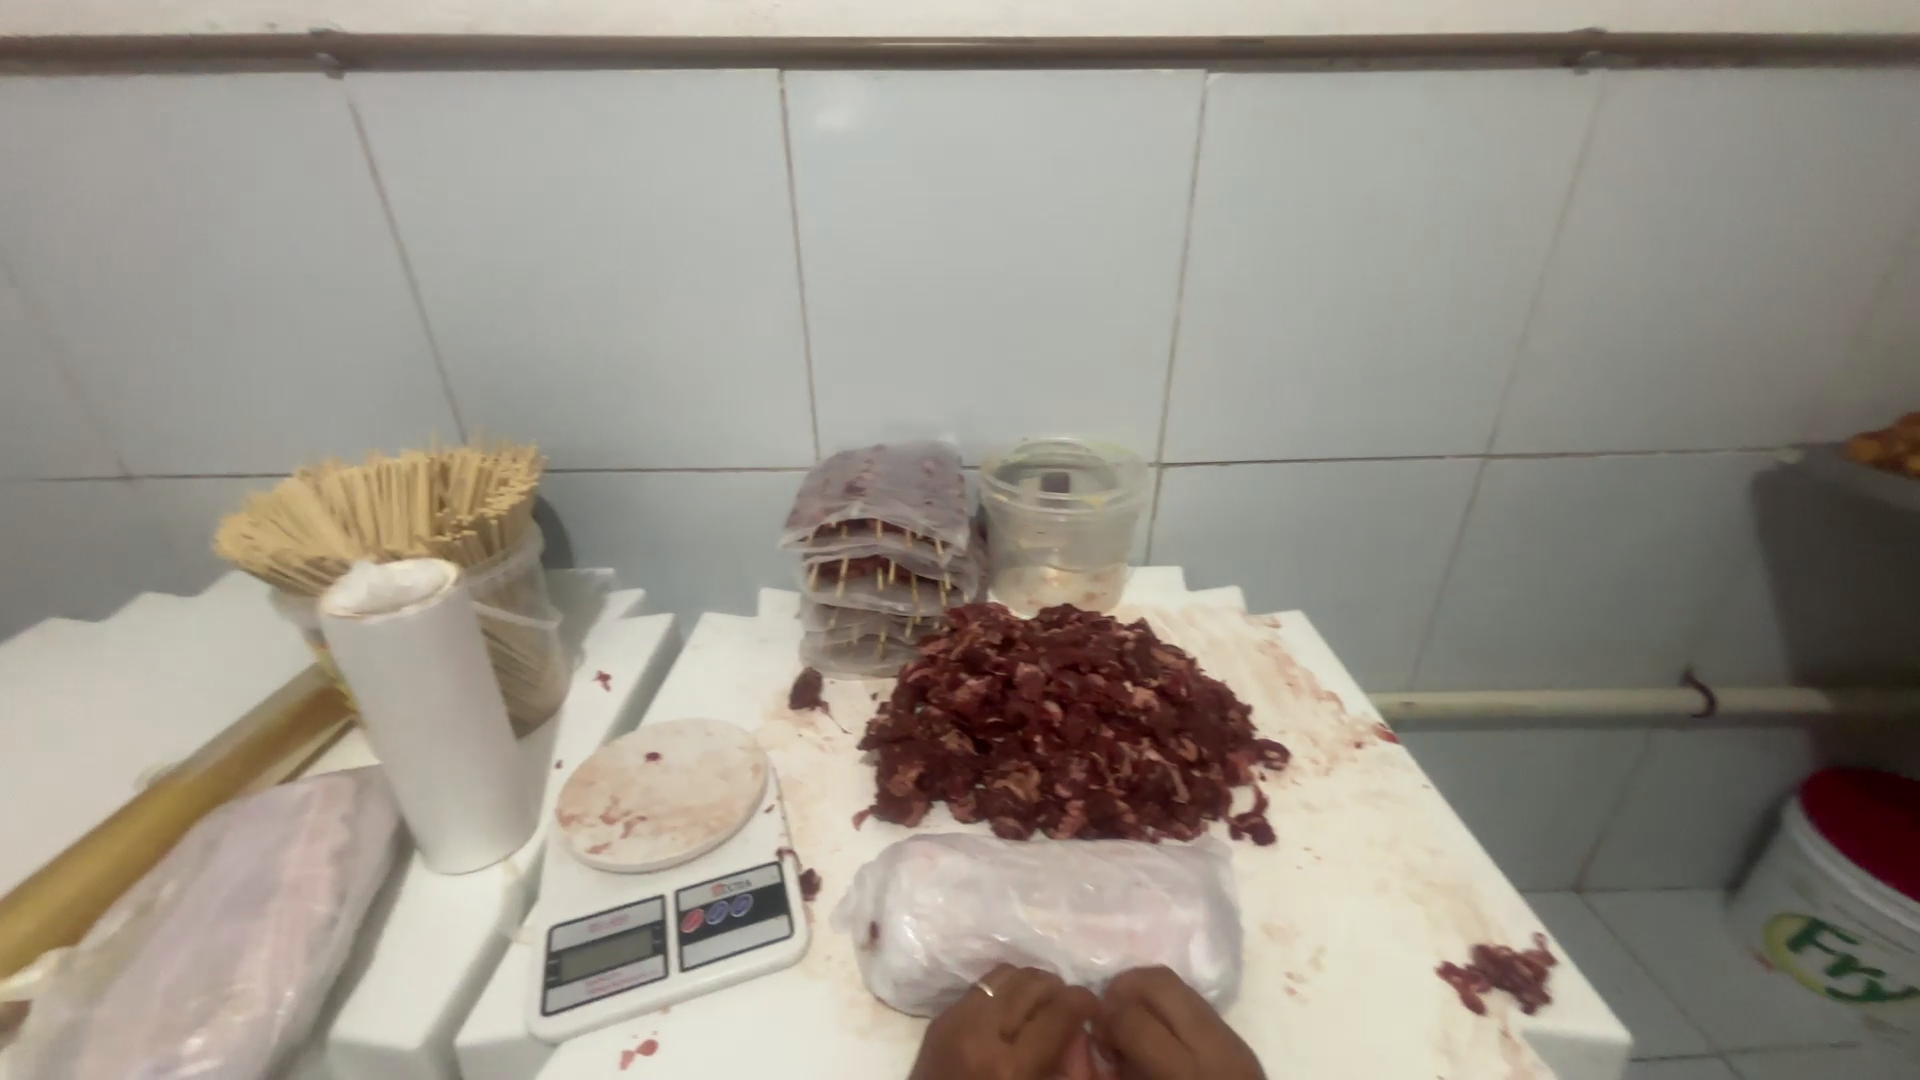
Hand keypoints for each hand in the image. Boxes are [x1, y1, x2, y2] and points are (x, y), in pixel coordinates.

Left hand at [910, 965, 1100, 1079]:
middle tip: (1066, 1008)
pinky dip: (1003, 991)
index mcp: (1009, 1067)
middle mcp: (981, 1032)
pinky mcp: (940, 1017)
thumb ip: (1065, 1068)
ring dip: (1029, 984)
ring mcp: (956, 1019)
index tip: (1093, 1006)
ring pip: (1007, 973)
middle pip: (1033, 982)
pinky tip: (1010, 1011)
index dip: (1083, 1001)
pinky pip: (981, 985)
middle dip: (1057, 989)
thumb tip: (1079, 1033)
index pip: (1058, 1012)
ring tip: (1039, 1005)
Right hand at [1095, 967, 1263, 1079]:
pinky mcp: (1238, 1041)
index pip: (1133, 1019)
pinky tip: (1156, 1032)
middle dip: (1123, 988)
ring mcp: (1231, 1040)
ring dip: (1143, 992)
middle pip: (1158, 981)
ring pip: (1176, 983)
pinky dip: (1165, 1006)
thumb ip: (1119, 1072)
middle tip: (1109, 1017)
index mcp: (1186, 1075)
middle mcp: (1214, 1049)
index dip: (1104, 1019)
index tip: (1095, 1034)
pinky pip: (1192, 1002)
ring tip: (1130, 1021)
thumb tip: (1096, 1041)